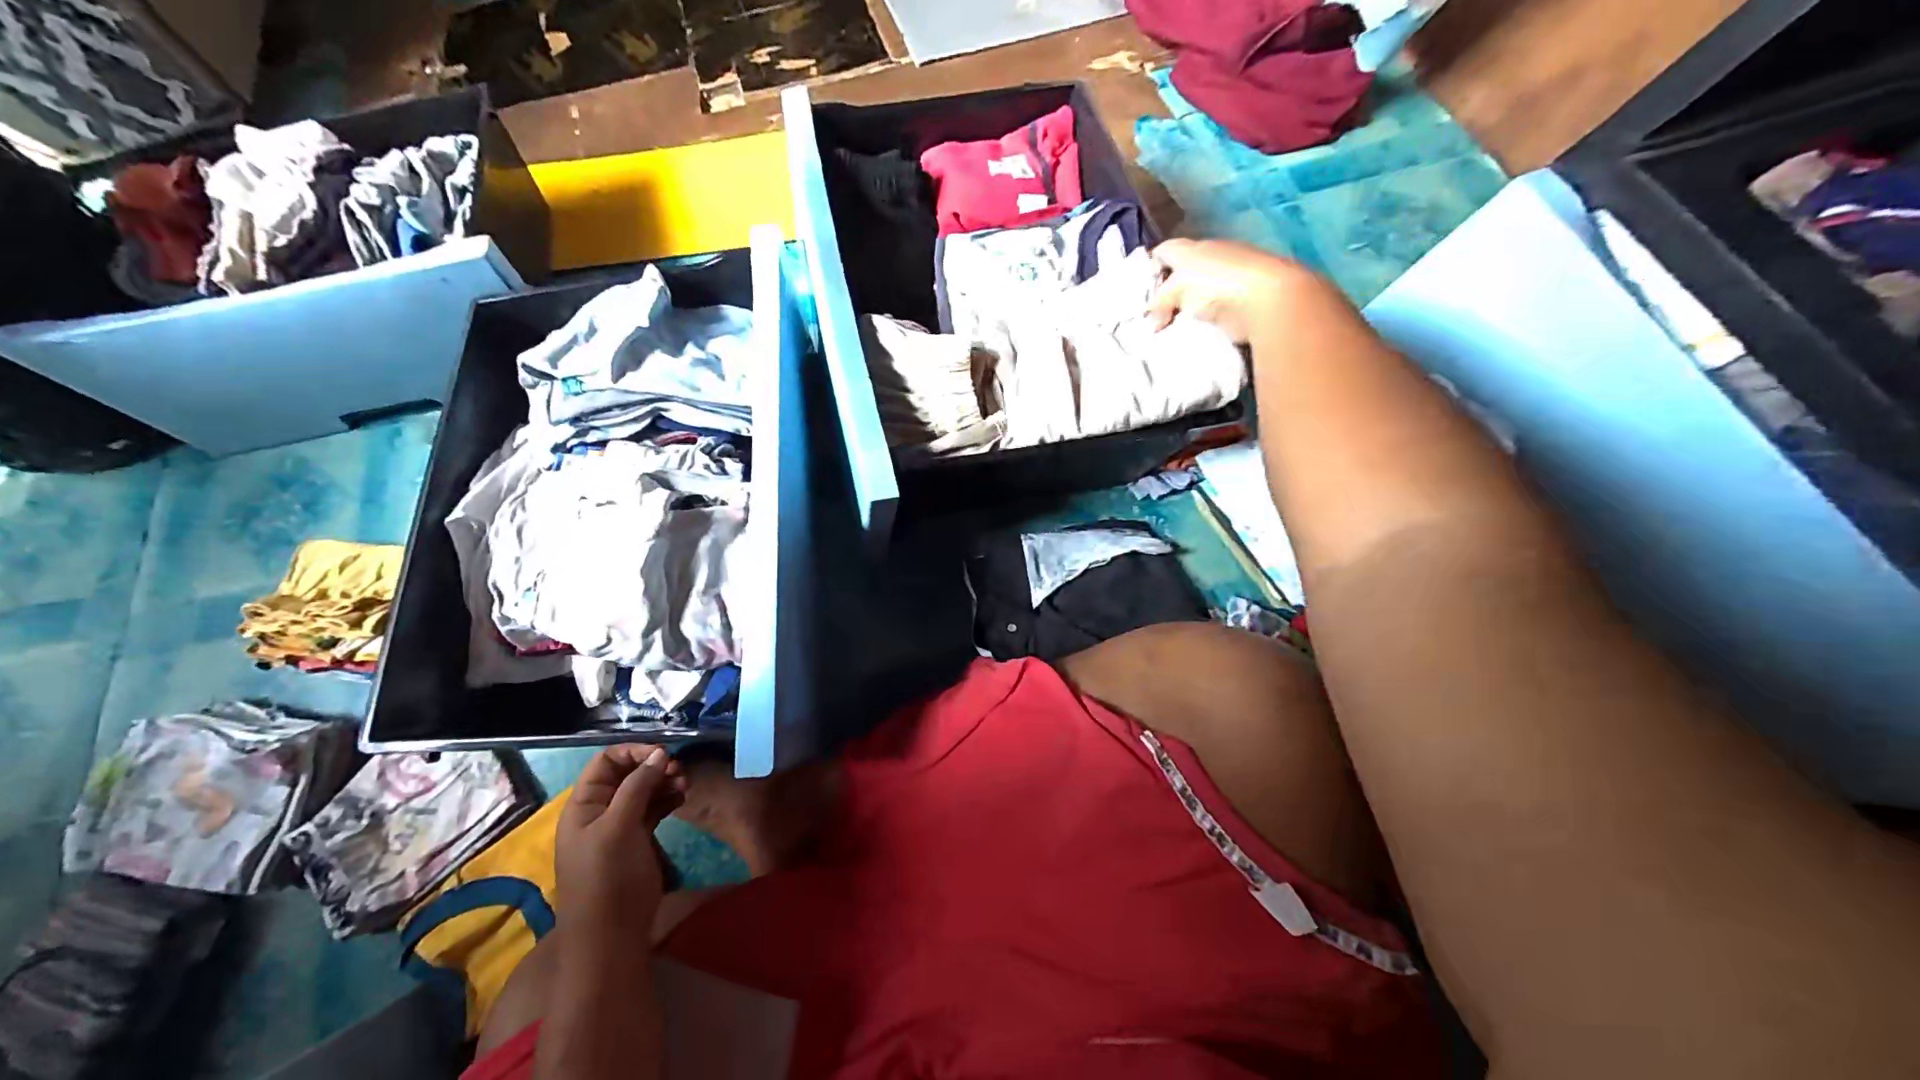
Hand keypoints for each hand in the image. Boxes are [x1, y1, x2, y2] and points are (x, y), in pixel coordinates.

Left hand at [555, 745, 688, 928]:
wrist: (612, 935)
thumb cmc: (608, 878)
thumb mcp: (619, 827)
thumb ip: (637, 787)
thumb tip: (659, 753)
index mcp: (584, 805)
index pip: (606, 761)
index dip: (634, 752)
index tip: (663, 754)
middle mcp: (599, 810)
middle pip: (627, 773)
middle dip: (653, 766)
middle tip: (679, 771)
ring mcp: (619, 825)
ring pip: (643, 789)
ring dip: (664, 781)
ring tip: (685, 785)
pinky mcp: (638, 839)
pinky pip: (653, 807)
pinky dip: (668, 798)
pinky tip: (682, 797)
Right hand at [1147, 239, 1331, 343]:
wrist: (1268, 299)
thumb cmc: (1216, 285)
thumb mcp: (1176, 290)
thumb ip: (1159, 302)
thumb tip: (1153, 320)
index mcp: (1192, 247)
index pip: (1163, 252)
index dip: (1149, 269)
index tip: (1140, 293)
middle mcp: (1211, 256)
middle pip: (1181, 272)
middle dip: (1168, 292)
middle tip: (1154, 317)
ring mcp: (1230, 277)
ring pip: (1198, 292)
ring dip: (1188, 308)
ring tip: (1173, 329)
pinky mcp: (1244, 300)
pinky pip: (1215, 309)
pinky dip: (1205, 320)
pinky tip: (1196, 333)